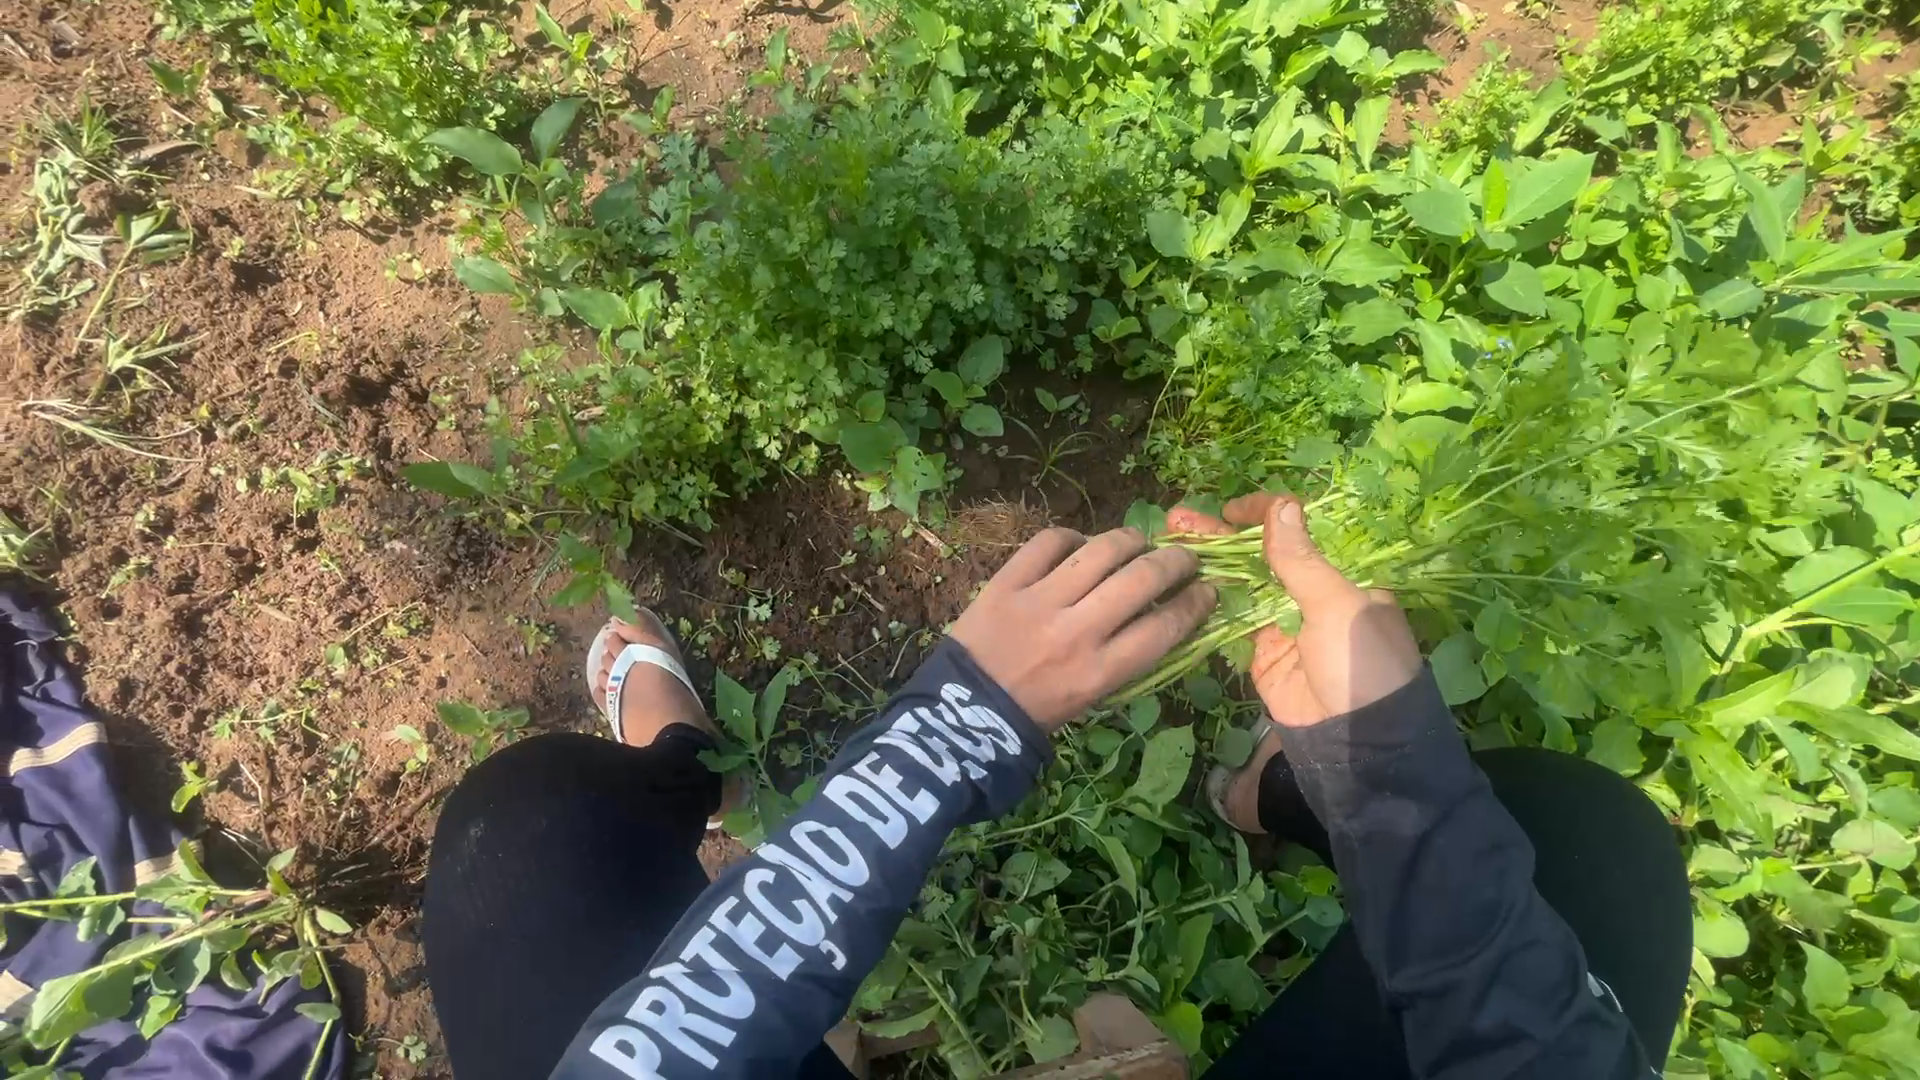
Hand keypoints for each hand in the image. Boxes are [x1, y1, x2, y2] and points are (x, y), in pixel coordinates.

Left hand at [951, 527, 1216, 730]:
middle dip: (1176, 562)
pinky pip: (1048, 542)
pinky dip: (1072, 537)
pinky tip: (1079, 546)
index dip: (1195, 603)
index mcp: (1100, 672)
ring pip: (1101, 551)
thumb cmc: (1032, 711)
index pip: (1165, 627)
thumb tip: (1161, 614)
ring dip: (1131, 540)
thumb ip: (1125, 658)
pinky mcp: (1006, 582)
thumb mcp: (1090, 698)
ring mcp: (1039, 602)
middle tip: (1184, 558)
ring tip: (1140, 542)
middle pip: (1142, 579)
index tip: (1207, 590)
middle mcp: (1076, 632)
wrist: (963, 711)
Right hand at [1166, 494, 1419, 727]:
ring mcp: (1281, 621)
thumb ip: (1301, 560)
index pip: (1299, 532)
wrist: (1356, 740)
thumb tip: (1281, 506)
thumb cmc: (1360, 664)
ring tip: (1169, 541)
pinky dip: (1204, 598)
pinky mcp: (1259, 649)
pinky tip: (1178, 582)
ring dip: (1207, 561)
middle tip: (1178, 519)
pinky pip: (1228, 617)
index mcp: (1341, 575)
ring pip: (1239, 582)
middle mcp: (1309, 592)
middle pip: (1260, 554)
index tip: (1230, 510)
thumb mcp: (1338, 606)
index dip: (1264, 515)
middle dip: (1220, 535)